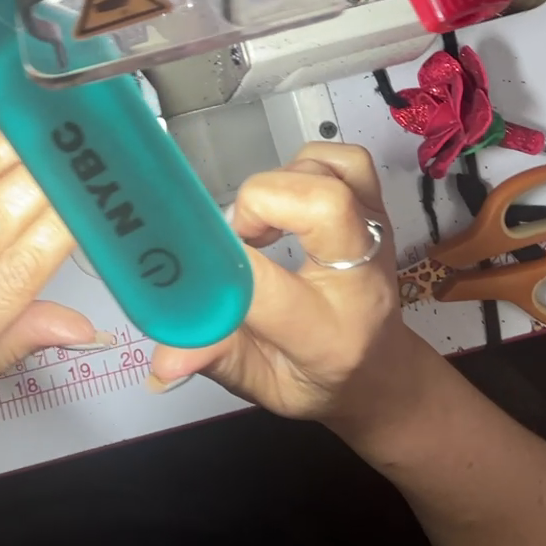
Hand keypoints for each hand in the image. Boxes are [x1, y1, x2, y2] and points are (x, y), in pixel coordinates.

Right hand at [147, 142, 435, 444]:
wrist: (384, 373)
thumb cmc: (318, 382)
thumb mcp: (262, 386)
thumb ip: (215, 359)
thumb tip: (161, 362)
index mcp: (325, 334)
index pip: (267, 286)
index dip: (221, 263)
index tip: (193, 261)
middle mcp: (359, 277)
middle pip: (322, 204)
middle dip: (261, 202)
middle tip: (238, 235)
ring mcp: (377, 236)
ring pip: (329, 174)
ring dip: (281, 185)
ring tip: (262, 224)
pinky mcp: (379, 209)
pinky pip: (347, 160)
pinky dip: (308, 167)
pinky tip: (289, 199)